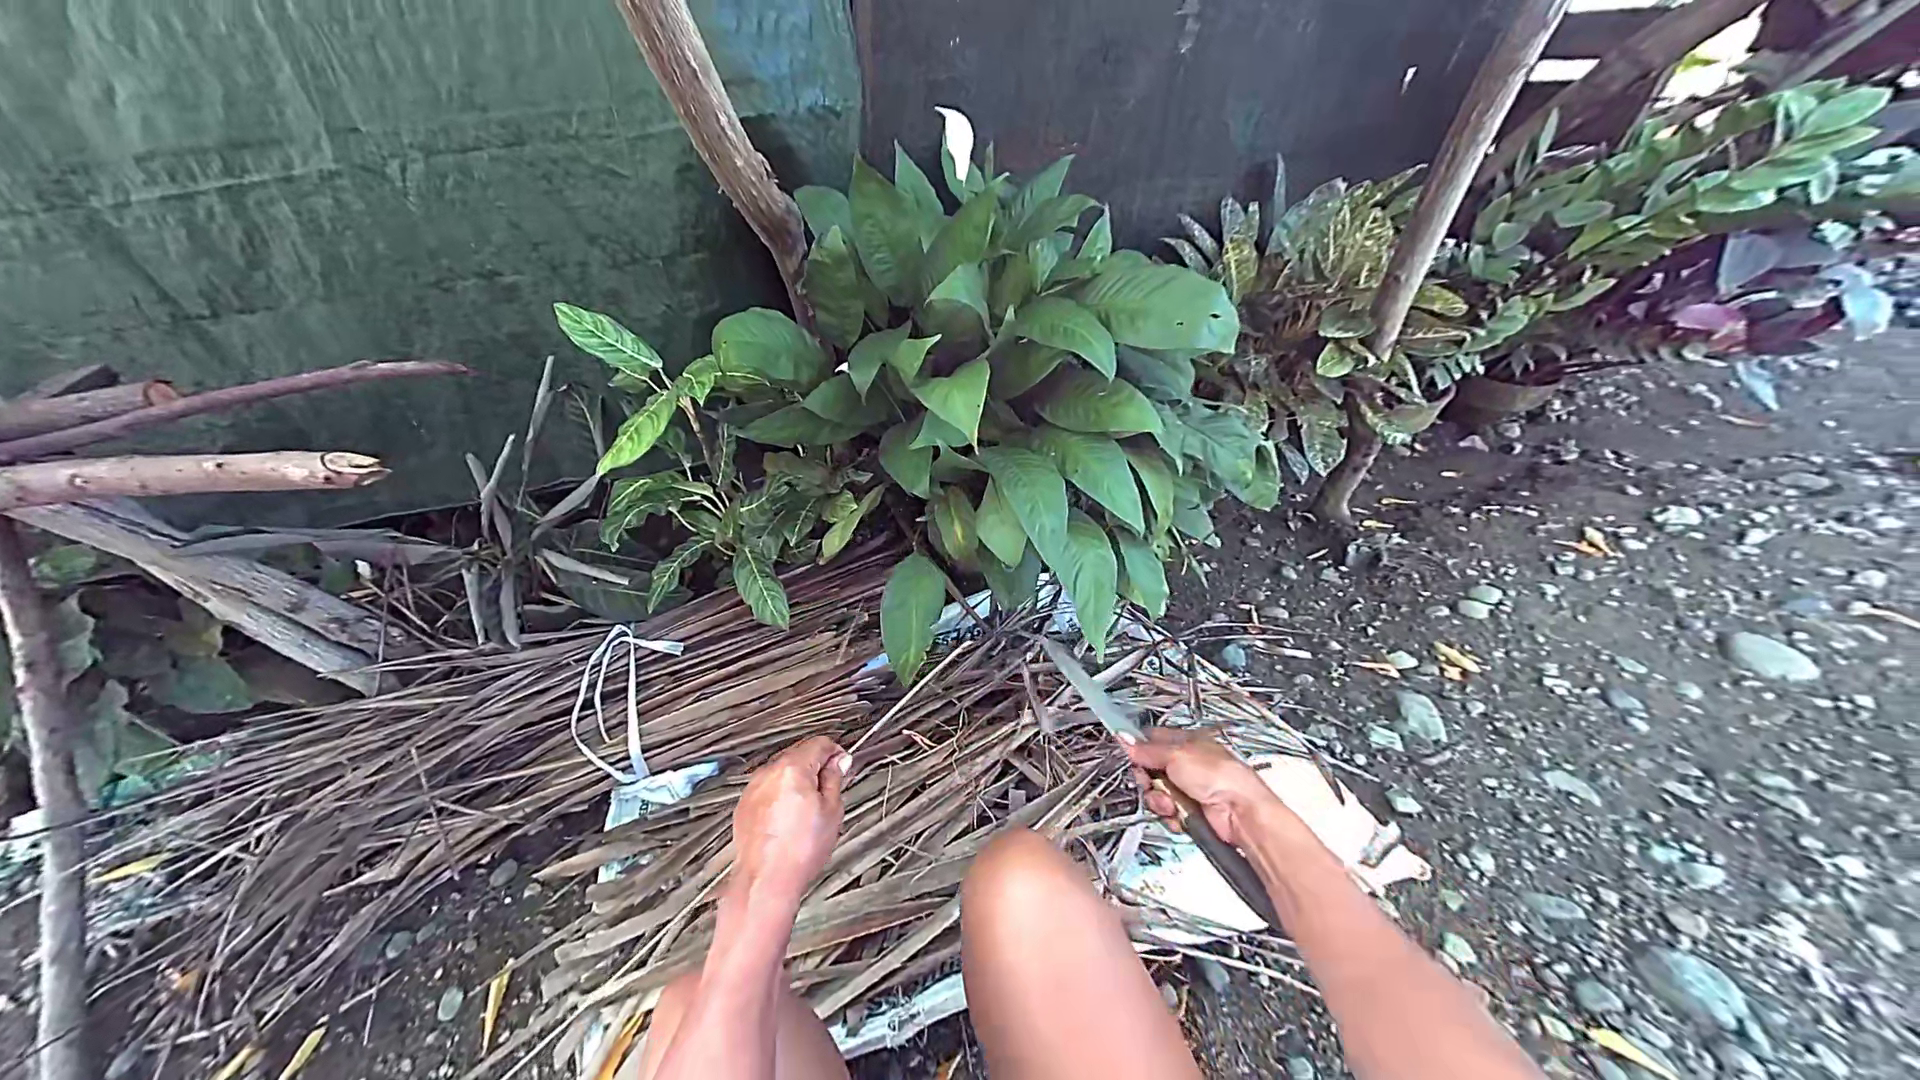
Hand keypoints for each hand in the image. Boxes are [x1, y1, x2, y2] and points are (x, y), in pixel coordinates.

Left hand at [730, 736, 849, 907]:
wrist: (766, 880)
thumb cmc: (798, 851)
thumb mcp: (832, 811)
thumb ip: (835, 779)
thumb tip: (838, 763)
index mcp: (793, 768)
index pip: (819, 743)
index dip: (835, 752)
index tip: (842, 763)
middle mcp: (770, 773)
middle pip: (799, 754)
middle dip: (816, 765)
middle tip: (829, 787)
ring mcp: (754, 788)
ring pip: (783, 771)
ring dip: (797, 780)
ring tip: (809, 809)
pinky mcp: (745, 804)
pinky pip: (768, 788)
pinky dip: (780, 795)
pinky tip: (790, 818)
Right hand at [1123, 728, 1281, 847]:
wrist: (1241, 813)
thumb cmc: (1222, 777)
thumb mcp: (1177, 755)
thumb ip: (1147, 750)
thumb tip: (1125, 739)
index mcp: (1187, 743)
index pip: (1153, 740)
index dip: (1139, 748)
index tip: (1130, 755)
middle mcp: (1188, 765)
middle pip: (1151, 769)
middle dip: (1148, 778)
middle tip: (1152, 780)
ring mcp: (1190, 790)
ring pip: (1157, 793)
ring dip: (1159, 799)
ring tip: (1171, 800)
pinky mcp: (1191, 812)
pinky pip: (1166, 812)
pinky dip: (1169, 815)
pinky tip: (1178, 813)